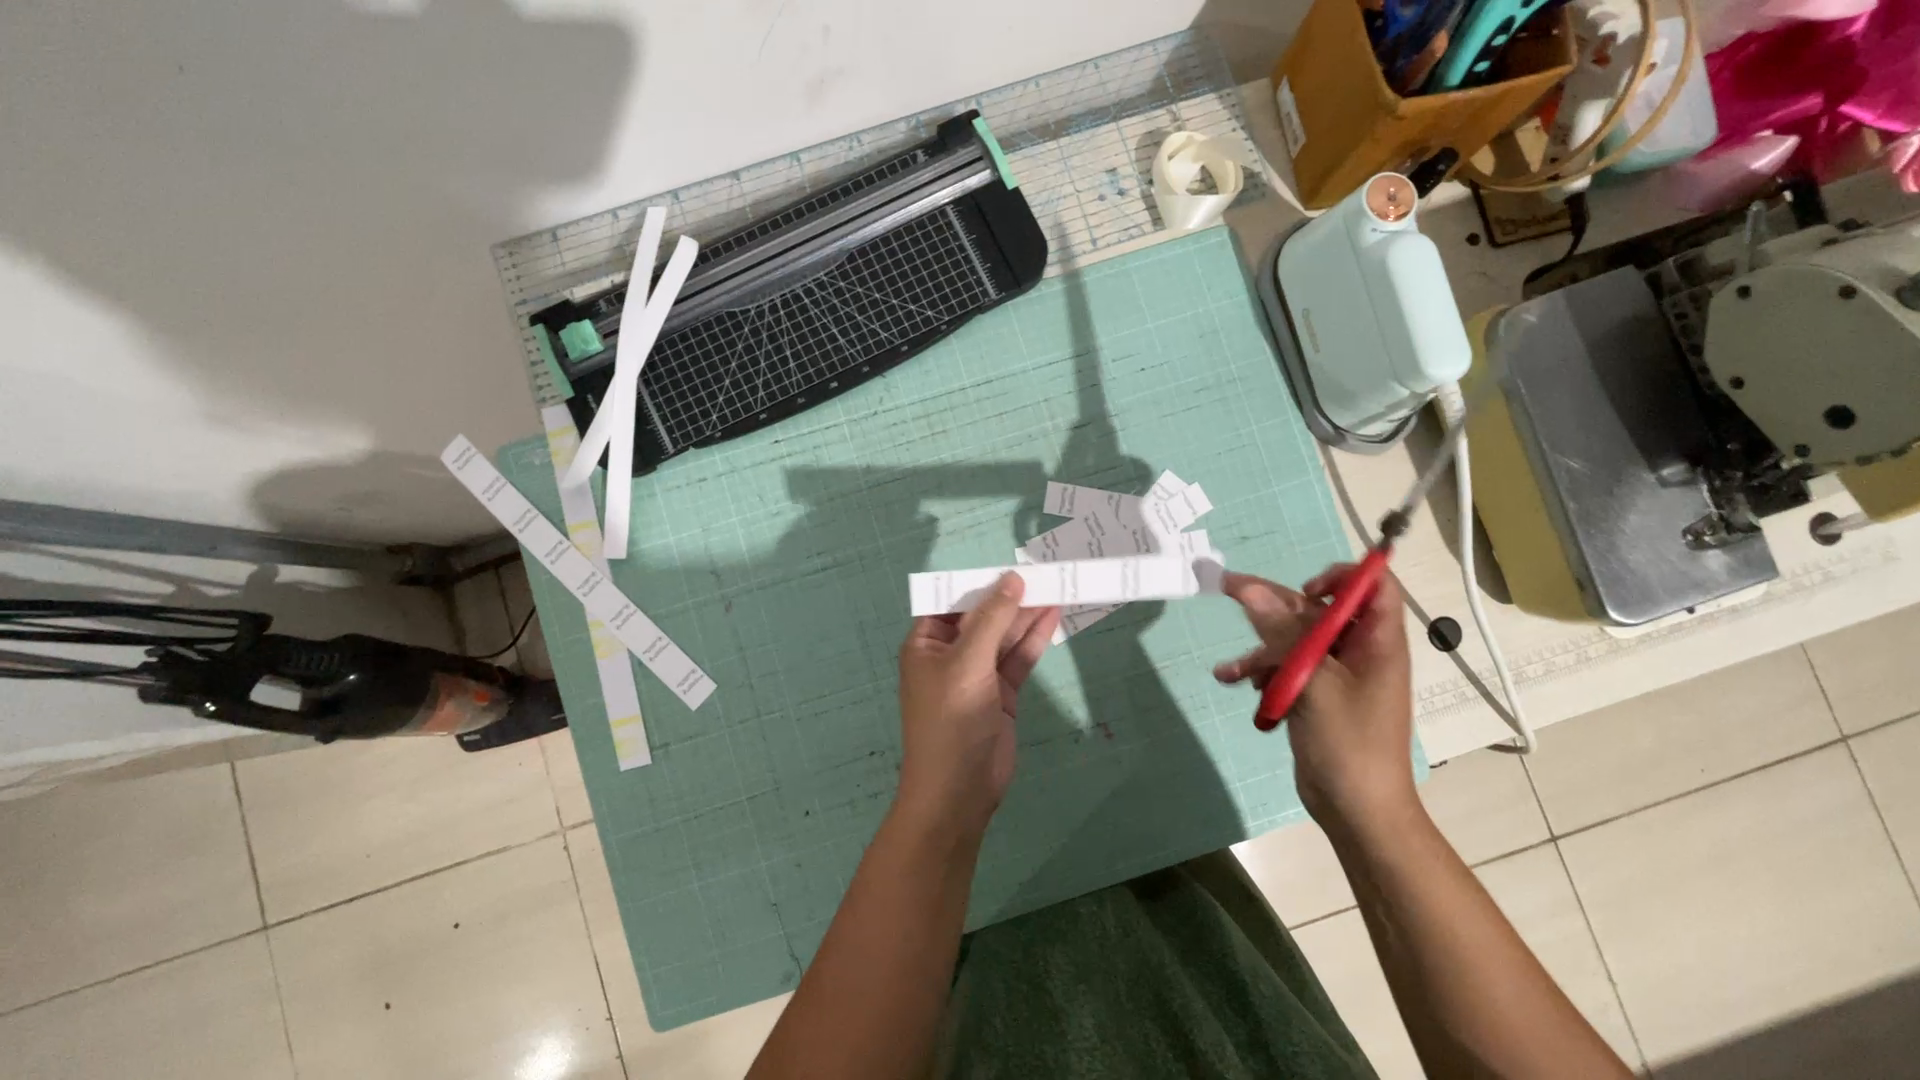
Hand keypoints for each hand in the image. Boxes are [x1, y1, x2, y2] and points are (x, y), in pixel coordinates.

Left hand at [896, 574, 1060, 835]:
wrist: (959, 790)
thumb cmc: (950, 721)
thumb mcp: (967, 664)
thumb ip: (992, 619)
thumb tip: (1012, 579)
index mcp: (926, 644)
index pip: (952, 601)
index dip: (981, 583)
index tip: (1013, 564)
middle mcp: (950, 655)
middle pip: (983, 617)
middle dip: (1011, 597)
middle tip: (1046, 571)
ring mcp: (977, 675)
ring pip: (1005, 636)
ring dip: (1027, 615)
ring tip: (1058, 586)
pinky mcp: (1002, 694)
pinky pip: (1018, 659)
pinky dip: (1035, 639)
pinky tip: (1054, 617)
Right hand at [1213, 567, 1415, 829]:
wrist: (1357, 811)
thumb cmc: (1350, 744)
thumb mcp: (1314, 683)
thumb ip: (1282, 634)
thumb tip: (1249, 589)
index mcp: (1378, 642)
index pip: (1372, 585)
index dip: (1341, 576)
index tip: (1304, 590)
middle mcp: (1360, 652)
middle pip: (1317, 611)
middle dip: (1273, 608)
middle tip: (1228, 590)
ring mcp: (1337, 675)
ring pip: (1294, 642)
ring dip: (1260, 652)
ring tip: (1229, 670)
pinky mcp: (1316, 697)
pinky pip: (1287, 670)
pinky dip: (1263, 675)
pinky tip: (1238, 686)